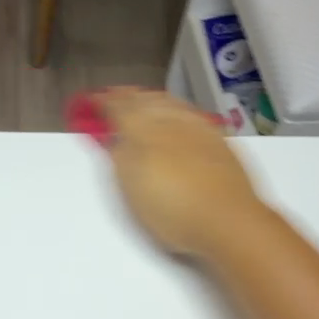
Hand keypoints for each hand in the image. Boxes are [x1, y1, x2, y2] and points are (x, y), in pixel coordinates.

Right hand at [98, 86, 264, 256]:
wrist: (229, 222)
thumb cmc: (174, 211)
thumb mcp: (132, 189)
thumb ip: (119, 156)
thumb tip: (110, 136)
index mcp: (144, 131)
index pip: (118, 108)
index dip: (102, 103)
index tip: (89, 102)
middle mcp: (172, 121)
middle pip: (145, 100)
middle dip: (126, 97)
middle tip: (113, 96)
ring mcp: (199, 128)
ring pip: (170, 102)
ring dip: (151, 99)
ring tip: (141, 100)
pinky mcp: (219, 140)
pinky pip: (190, 112)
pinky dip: (176, 108)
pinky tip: (177, 115)